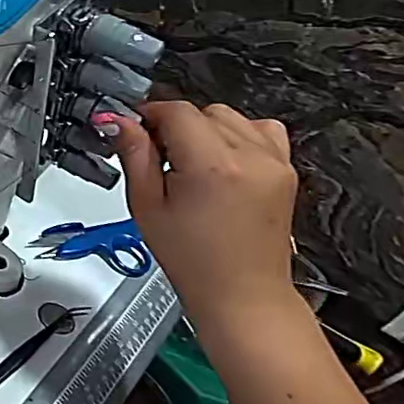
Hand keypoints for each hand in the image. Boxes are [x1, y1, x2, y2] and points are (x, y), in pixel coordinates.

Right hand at [99, 102, 298, 319]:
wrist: (242, 293)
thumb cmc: (194, 260)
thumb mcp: (146, 205)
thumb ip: (133, 154)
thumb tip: (118, 120)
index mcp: (212, 166)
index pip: (175, 111)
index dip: (148, 115)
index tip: (134, 129)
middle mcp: (250, 157)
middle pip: (200, 111)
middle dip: (174, 127)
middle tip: (160, 159)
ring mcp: (273, 162)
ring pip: (227, 116)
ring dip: (203, 130)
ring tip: (191, 165)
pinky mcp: (285, 169)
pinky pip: (260, 129)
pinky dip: (237, 135)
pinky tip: (222, 160)